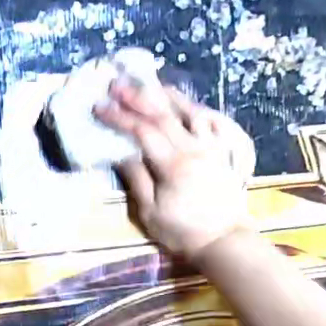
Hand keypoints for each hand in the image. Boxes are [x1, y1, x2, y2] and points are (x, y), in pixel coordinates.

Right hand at [96, 79, 255, 262]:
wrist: (224, 241)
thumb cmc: (182, 231)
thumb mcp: (150, 212)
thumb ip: (137, 179)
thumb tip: (122, 154)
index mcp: (173, 164)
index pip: (142, 130)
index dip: (119, 116)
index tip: (100, 106)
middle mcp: (195, 147)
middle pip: (164, 114)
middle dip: (138, 97)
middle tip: (117, 84)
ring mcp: (213, 147)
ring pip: (191, 111)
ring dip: (169, 96)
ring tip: (152, 84)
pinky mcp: (225, 152)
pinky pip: (216, 122)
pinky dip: (200, 109)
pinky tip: (190, 105)